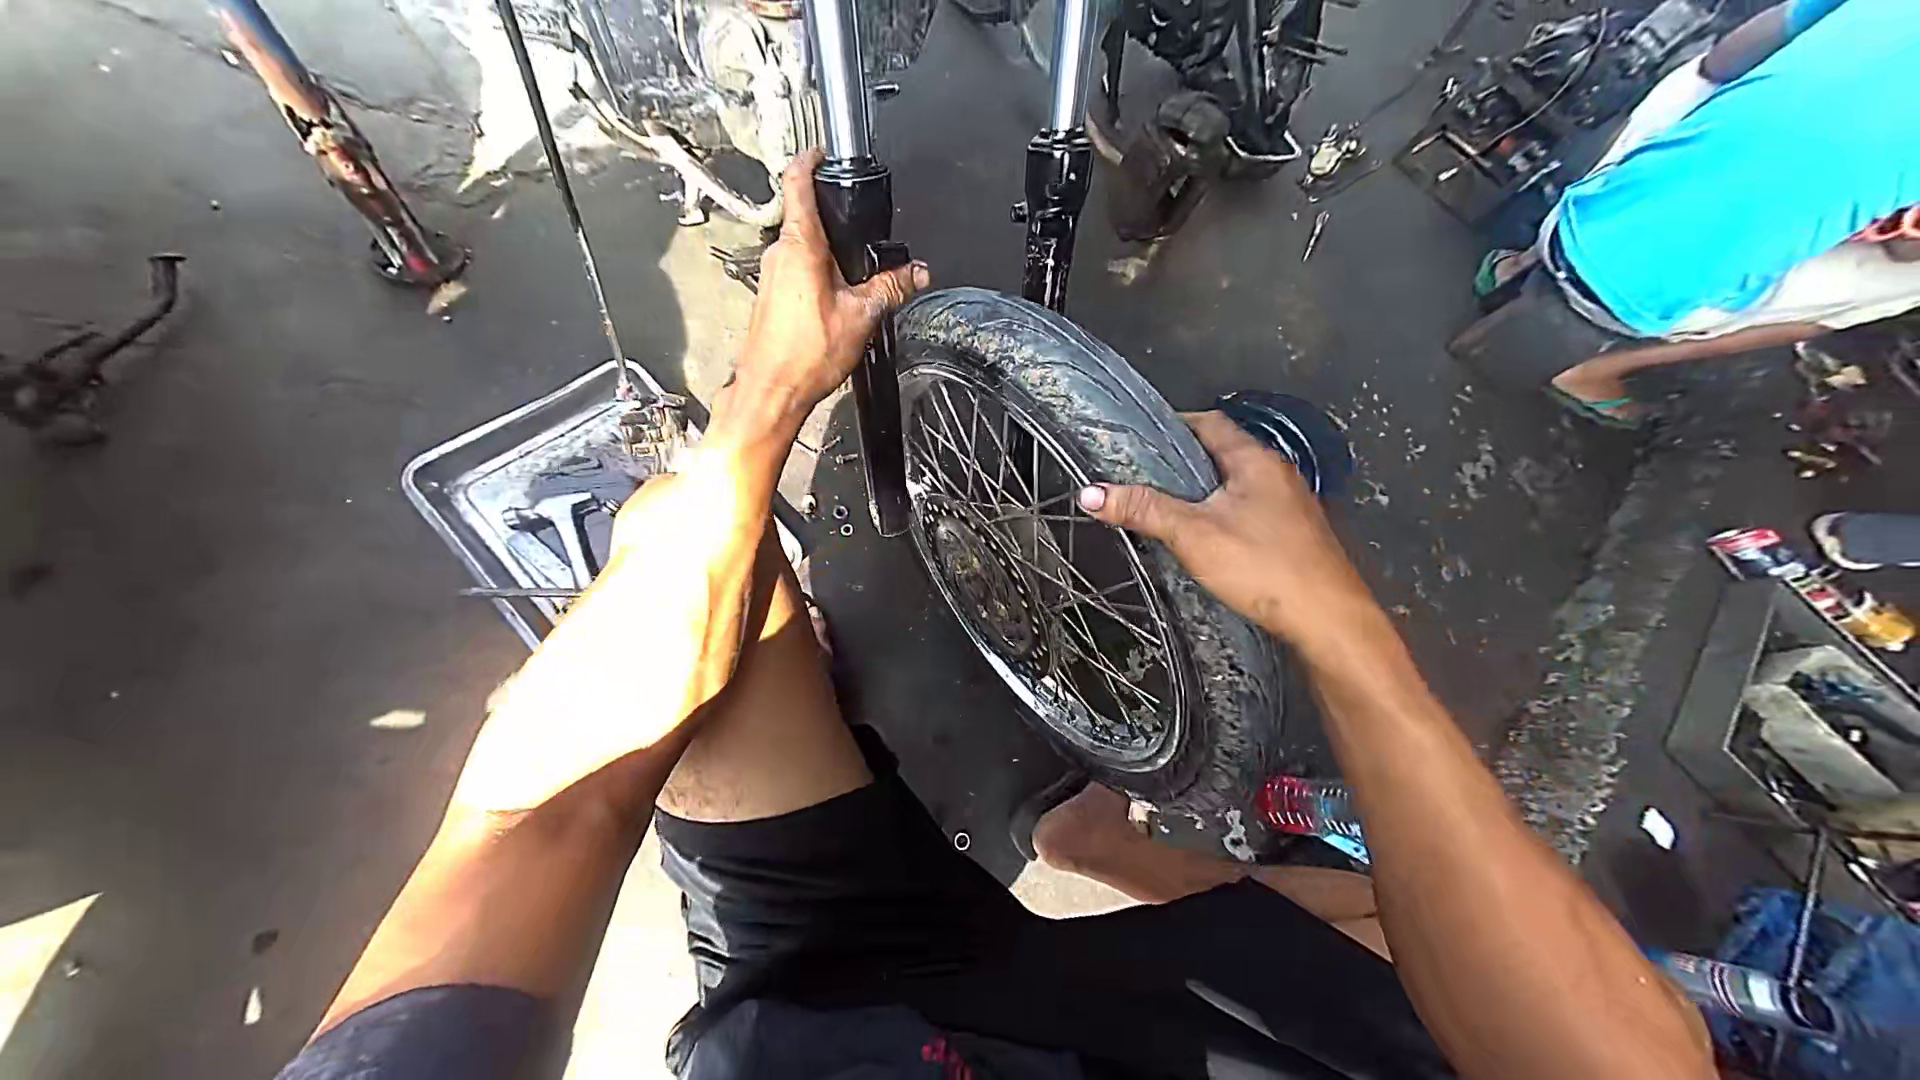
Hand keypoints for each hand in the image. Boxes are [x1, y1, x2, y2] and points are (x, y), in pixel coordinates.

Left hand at [734, 148, 930, 406]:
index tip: (822, 151)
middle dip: (833, 220)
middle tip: (859, 231)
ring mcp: (770, 276)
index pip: (797, 182)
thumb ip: (890, 288)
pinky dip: (815, 275)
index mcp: (800, 247)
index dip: (810, 159)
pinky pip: (794, 272)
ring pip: (801, 248)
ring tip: (853, 278)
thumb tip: (914, 273)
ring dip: (826, 253)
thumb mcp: (861, 317)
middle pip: (805, 218)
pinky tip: (834, 303)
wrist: (771, 391)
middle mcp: (778, 255)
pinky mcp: (769, 297)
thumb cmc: (804, 356)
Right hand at [1076, 411, 1378, 645]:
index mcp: (1255, 461)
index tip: (1143, 436)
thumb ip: (1143, 509)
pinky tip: (1204, 536)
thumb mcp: (1193, 534)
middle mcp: (1276, 475)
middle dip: (1182, 461)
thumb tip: (1092, 494)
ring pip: (1235, 484)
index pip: (1209, 423)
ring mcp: (1288, 506)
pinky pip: (1248, 510)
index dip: (1174, 424)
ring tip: (1167, 505)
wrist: (1328, 620)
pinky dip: (1220, 513)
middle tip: (1145, 474)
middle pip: (1221, 453)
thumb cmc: (1267, 569)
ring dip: (1202, 490)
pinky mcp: (1291, 534)